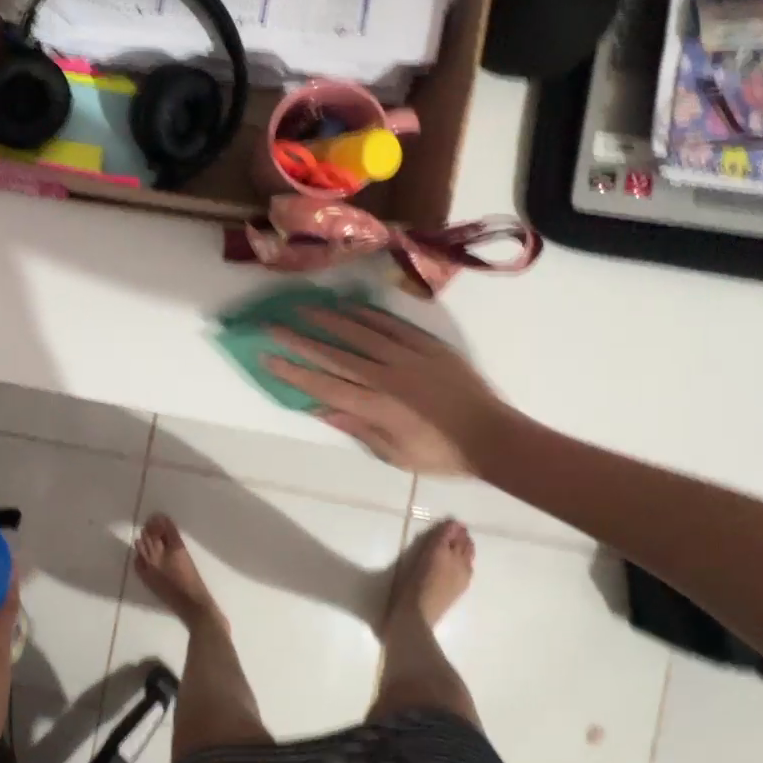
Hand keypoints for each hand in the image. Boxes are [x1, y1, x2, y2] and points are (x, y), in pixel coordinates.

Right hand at [263, 306, 514, 475]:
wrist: (495, 438)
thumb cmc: (442, 455)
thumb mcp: (395, 455)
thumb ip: (357, 429)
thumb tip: (320, 409)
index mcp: (376, 407)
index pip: (323, 384)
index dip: (292, 370)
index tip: (267, 356)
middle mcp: (386, 376)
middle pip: (334, 354)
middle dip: (299, 339)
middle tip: (271, 326)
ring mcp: (408, 357)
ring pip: (360, 332)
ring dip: (328, 319)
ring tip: (302, 308)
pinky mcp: (428, 346)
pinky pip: (391, 325)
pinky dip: (367, 315)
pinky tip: (347, 308)